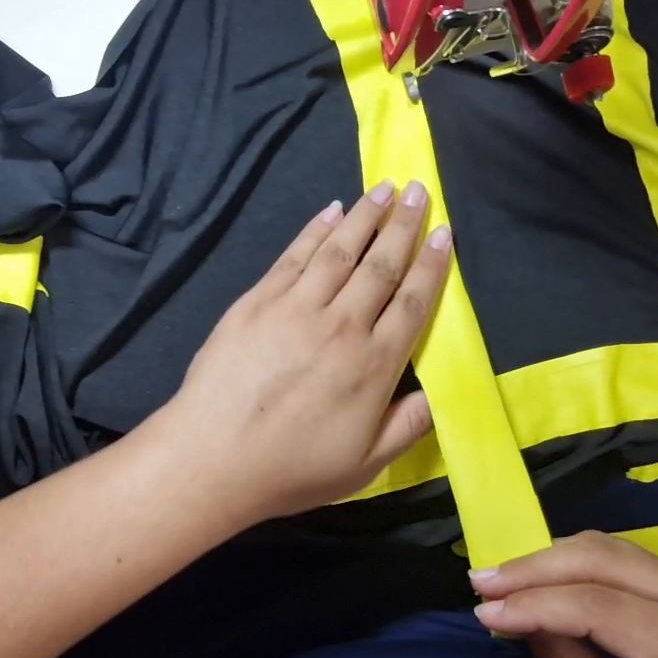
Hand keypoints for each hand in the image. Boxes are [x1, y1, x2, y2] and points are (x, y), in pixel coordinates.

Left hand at [148, 180, 451, 527]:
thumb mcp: (364, 465)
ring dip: (364, 216)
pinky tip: (330, 211)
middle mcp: (341, 326)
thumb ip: (407, 427)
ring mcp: (295, 309)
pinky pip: (294, 257)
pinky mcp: (257, 302)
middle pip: (380, 265)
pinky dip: (315, 231)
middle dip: (403, 225)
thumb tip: (440, 395)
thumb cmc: (292, 468)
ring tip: (383, 189)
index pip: (413, 302)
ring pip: (339, 252)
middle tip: (419, 190)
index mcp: (373, 365)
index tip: (444, 233)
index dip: (432, 265)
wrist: (212, 458)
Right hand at [470, 531, 657, 657]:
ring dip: (546, 556)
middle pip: (598, 560)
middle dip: (532, 567)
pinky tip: (539, 571)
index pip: (597, 606)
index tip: (484, 611)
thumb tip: (523, 623)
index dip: (535, 603)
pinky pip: (615, 552)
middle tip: (481, 581)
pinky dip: (569, 557)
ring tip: (501, 575)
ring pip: (604, 546)